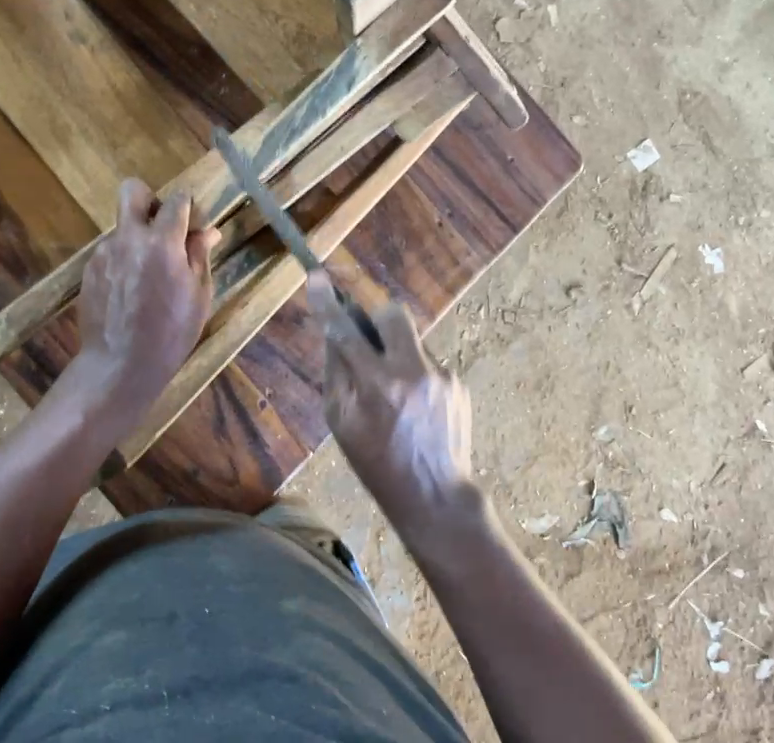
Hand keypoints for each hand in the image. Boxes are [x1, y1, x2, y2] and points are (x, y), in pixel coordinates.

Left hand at [73, 180, 220, 414]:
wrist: (120, 365)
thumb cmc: (171, 334)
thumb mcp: (198, 296)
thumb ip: (199, 256)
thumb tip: (207, 231)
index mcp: (162, 243)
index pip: (176, 200)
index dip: (188, 206)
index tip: (193, 222)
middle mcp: (129, 239)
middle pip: (132, 191)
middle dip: (149, 200)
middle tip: (162, 228)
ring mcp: (105, 253)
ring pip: (122, 227)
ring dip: (137, 239)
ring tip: (149, 277)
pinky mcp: (90, 270)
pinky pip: (111, 253)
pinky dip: (123, 262)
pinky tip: (131, 292)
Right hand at [309, 273, 474, 534]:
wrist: (435, 495)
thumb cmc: (375, 463)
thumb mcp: (340, 422)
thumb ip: (337, 372)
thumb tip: (334, 334)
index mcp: (376, 385)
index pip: (345, 331)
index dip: (327, 302)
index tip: (316, 277)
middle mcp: (412, 373)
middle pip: (393, 314)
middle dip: (376, 321)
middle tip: (369, 345)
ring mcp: (440, 377)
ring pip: (411, 342)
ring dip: (396, 356)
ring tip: (394, 399)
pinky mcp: (458, 384)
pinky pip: (427, 364)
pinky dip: (415, 377)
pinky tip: (414, 410)